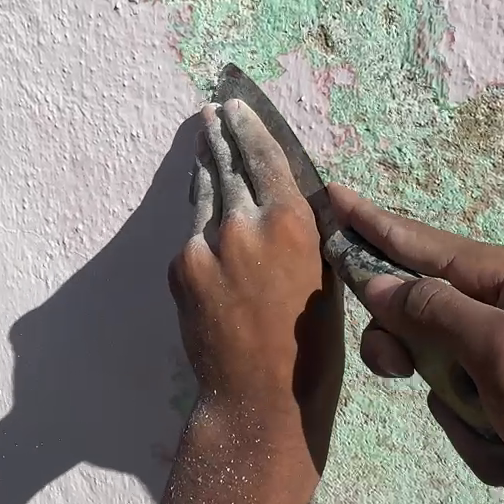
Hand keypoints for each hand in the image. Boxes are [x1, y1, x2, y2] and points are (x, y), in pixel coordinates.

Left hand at [169, 100, 342, 474]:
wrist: (258, 397)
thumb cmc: (311, 344)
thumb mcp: (323, 275)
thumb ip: (300, 230)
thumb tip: (283, 196)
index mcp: (290, 222)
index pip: (265, 157)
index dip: (249, 127)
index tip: (235, 106)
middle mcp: (244, 223)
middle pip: (228, 164)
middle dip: (220, 134)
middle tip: (212, 111)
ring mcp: (206, 244)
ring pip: (204, 192)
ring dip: (205, 165)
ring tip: (203, 141)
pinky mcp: (181, 266)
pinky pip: (193, 229)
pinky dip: (199, 212)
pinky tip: (201, 200)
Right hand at [328, 185, 503, 503]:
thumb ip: (434, 314)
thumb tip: (379, 283)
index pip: (416, 241)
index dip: (367, 221)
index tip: (328, 194)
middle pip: (421, 321)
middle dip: (416, 361)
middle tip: (403, 374)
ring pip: (447, 388)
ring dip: (474, 429)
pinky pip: (481, 429)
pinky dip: (503, 456)